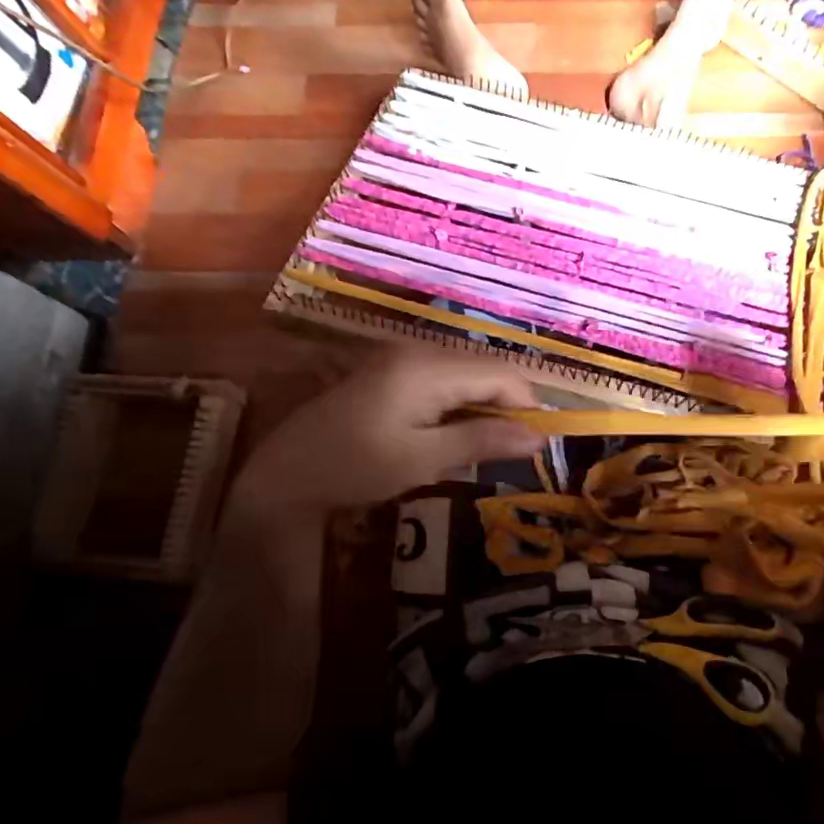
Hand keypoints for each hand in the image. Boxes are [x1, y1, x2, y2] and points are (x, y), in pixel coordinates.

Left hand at [229, 352, 545, 513]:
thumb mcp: (423, 459)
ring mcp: (404, 358)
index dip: (528, 406)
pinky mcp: (394, 371)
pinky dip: (462, 405)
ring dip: (486, 407)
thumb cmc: (354, 467)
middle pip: (487, 369)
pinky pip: (446, 380)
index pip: (501, 375)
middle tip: (513, 450)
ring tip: (487, 446)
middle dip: (509, 406)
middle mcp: (419, 351)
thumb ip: (482, 441)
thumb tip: (539, 437)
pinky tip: (455, 434)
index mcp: (427, 368)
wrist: (285, 472)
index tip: (537, 445)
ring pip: (469, 374)